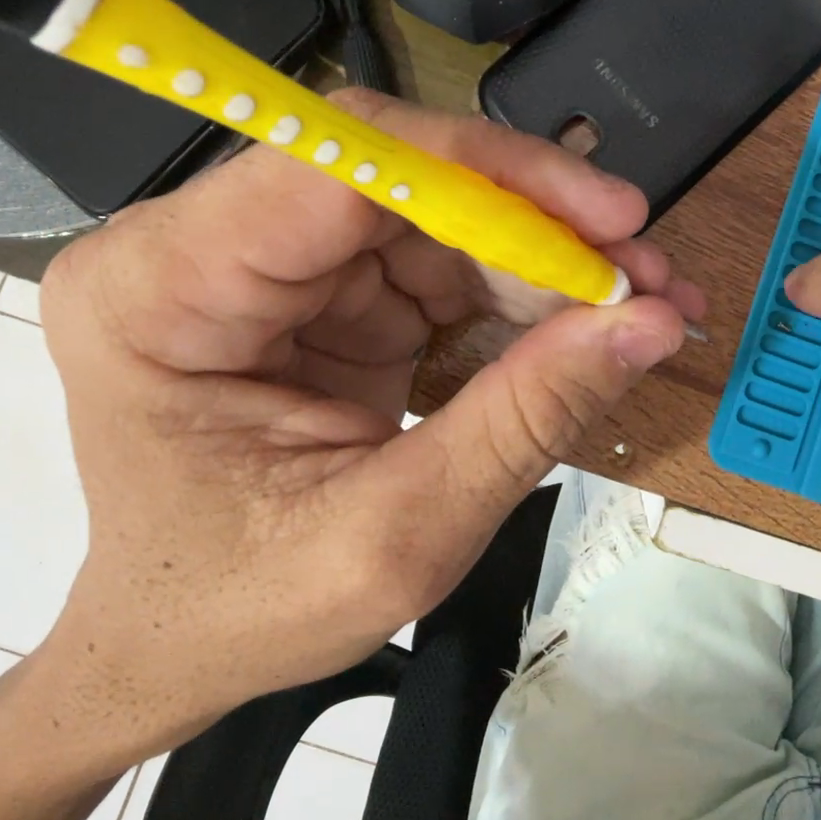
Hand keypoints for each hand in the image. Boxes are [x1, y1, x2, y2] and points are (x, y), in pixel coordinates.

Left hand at [33, 88, 703, 759]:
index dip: (498, 173)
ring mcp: (275, 267)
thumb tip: (651, 322)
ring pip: (444, 223)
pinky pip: (445, 269)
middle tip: (653, 280)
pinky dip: (526, 297)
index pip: (348, 165)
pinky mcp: (326, 297)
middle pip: (408, 185)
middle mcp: (210, 247)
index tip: (616, 218)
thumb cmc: (239, 614)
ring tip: (646, 307)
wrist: (167, 654)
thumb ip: (525, 419)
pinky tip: (591, 328)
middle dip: (545, 229)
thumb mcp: (397, 534)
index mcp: (168, 287)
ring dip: (552, 263)